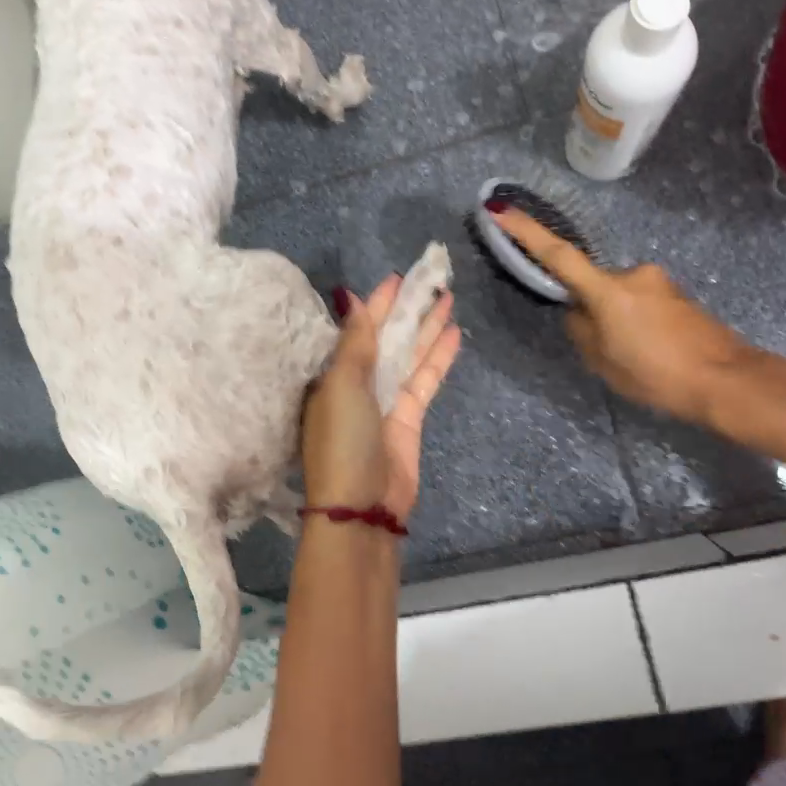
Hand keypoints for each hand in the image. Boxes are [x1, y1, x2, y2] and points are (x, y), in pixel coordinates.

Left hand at [301, 277, 462, 520]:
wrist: (361, 507)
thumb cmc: (343, 441)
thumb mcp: (342, 386)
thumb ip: (354, 343)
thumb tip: (351, 298)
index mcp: (332, 374)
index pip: (359, 329)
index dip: (379, 304)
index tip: (398, 278)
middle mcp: (356, 384)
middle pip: (387, 339)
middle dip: (408, 311)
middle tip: (433, 280)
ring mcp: (384, 402)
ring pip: (409, 356)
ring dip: (427, 329)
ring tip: (448, 299)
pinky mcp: (408, 420)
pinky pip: (424, 381)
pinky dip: (437, 359)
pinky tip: (453, 335)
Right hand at [489, 207, 755, 422]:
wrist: (728, 380)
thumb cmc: (657, 375)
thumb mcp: (603, 362)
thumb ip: (580, 331)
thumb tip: (577, 313)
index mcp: (607, 290)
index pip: (557, 256)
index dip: (526, 232)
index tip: (500, 210)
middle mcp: (632, 274)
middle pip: (592, 285)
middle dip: (589, 310)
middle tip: (603, 350)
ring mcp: (659, 282)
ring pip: (617, 297)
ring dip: (616, 320)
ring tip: (635, 359)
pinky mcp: (677, 296)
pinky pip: (641, 304)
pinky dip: (637, 324)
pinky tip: (653, 354)